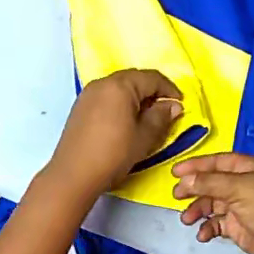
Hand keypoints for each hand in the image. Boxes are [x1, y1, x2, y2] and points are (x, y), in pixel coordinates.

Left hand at [43, 69, 184, 196]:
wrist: (74, 175)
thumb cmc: (113, 154)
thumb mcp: (144, 137)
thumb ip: (161, 117)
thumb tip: (172, 105)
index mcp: (120, 85)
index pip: (152, 78)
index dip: (169, 90)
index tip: (180, 104)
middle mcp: (101, 83)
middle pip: (133, 80)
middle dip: (151, 93)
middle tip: (164, 111)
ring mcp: (87, 95)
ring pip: (117, 89)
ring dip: (134, 99)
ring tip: (145, 119)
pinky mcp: (79, 108)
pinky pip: (105, 98)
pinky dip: (119, 105)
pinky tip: (124, 123)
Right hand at [172, 152, 253, 253]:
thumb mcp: (239, 188)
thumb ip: (209, 182)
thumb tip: (184, 180)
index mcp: (252, 168)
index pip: (220, 162)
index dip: (197, 165)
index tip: (175, 172)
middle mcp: (248, 185)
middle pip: (214, 183)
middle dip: (195, 189)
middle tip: (176, 196)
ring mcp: (245, 208)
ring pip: (214, 205)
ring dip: (199, 210)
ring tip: (187, 219)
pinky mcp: (242, 229)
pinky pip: (219, 225)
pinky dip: (209, 228)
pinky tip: (203, 235)